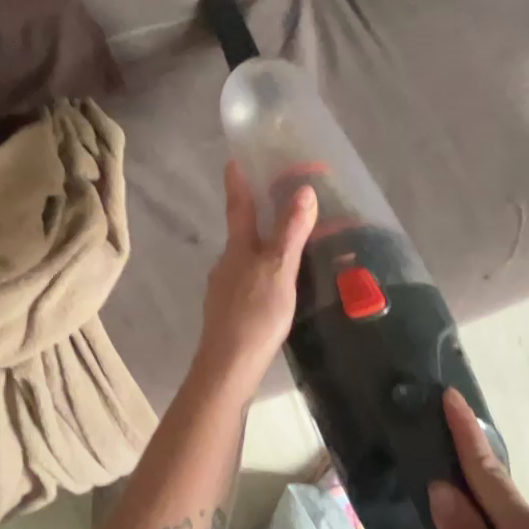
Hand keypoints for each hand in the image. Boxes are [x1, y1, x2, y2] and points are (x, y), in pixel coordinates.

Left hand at [196, 161, 316, 392]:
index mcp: (237, 249)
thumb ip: (290, 233)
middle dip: (255, 218)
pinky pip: (249, 284)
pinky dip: (263, 276)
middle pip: (241, 234)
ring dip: (262, 250)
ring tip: (288, 249)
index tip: (232, 161)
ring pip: (245, 261)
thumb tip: (303, 190)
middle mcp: (226, 264)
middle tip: (277, 205)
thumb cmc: (255, 314)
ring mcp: (225, 291)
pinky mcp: (231, 314)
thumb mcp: (279, 270)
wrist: (228, 368)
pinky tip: (279, 290)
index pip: (238, 207)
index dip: (237, 184)